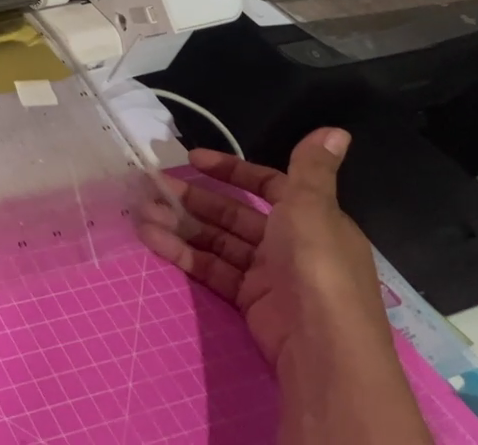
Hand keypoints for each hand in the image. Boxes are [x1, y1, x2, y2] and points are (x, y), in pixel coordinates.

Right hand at [140, 128, 431, 443]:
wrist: (322, 347)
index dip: (233, 170)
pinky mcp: (249, 300)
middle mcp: (291, 244)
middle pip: (236, 213)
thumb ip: (313, 170)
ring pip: (217, 240)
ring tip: (141, 211)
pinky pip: (211, 268)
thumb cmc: (316, 266)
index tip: (192, 158)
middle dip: (194, 198)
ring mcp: (269, 275)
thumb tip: (335, 130)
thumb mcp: (313, 209)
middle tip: (152, 185)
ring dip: (180, 224)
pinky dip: (182, 252)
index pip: (270, 186)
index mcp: (312, 220)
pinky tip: (152, 238)